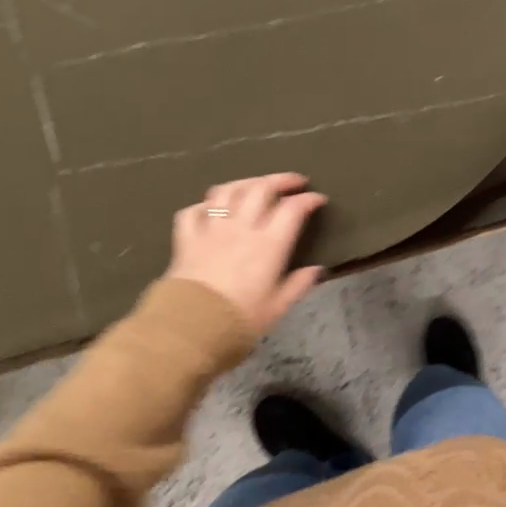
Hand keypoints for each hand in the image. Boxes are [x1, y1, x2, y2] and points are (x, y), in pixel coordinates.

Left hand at [166, 172, 327, 332]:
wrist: (192, 326)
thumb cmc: (240, 319)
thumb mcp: (278, 307)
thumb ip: (298, 284)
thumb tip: (317, 270)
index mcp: (269, 244)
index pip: (293, 209)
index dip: (308, 199)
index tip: (318, 199)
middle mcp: (241, 227)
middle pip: (261, 188)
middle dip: (281, 180)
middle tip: (294, 181)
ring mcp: (211, 228)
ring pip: (228, 190)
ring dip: (245, 182)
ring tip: (256, 185)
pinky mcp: (186, 237)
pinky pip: (193, 210)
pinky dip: (205, 205)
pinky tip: (212, 208)